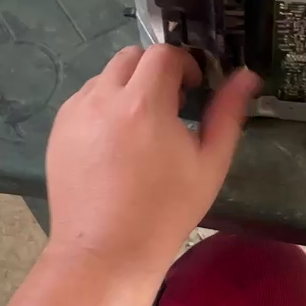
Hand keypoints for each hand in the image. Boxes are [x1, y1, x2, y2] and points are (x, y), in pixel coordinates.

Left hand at [45, 45, 260, 276]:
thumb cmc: (166, 210)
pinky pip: (85, 99)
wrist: (105, 252)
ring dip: (128, 86)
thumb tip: (247, 76)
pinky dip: (104, 106)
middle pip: (132, 56)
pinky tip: (115, 142)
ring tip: (141, 127)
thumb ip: (227, 112)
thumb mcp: (209, 163)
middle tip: (170, 105)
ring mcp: (76, 113)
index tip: (192, 90)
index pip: (164, 54)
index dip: (184, 64)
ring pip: (106, 76)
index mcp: (144, 103)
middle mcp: (104, 98)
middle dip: (155, 70)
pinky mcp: (58, 130)